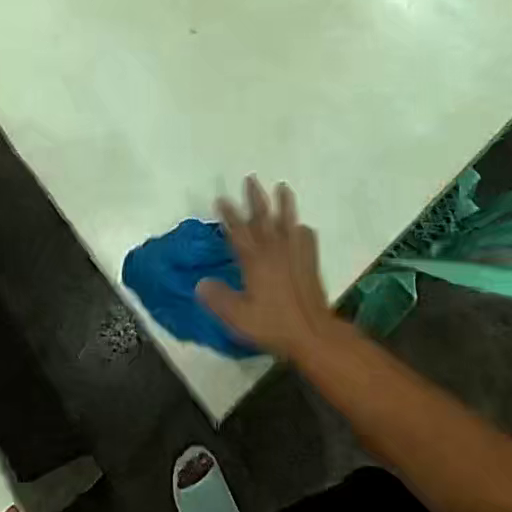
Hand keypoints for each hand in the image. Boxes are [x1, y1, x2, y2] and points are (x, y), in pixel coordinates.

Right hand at [199, 177, 343, 360]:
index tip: (222, 198)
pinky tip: (302, 227)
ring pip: (288, 221)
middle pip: (263, 218)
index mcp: (254, 261)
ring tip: (282, 187)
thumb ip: (218, 299)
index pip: (238, 232)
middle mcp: (274, 250)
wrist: (311, 332)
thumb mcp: (237, 317)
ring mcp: (295, 253)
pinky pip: (307, 238)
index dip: (229, 215)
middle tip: (251, 178)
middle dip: (255, 197)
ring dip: (284, 203)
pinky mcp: (311, 261)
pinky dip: (303, 230)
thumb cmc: (273, 325)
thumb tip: (200, 284)